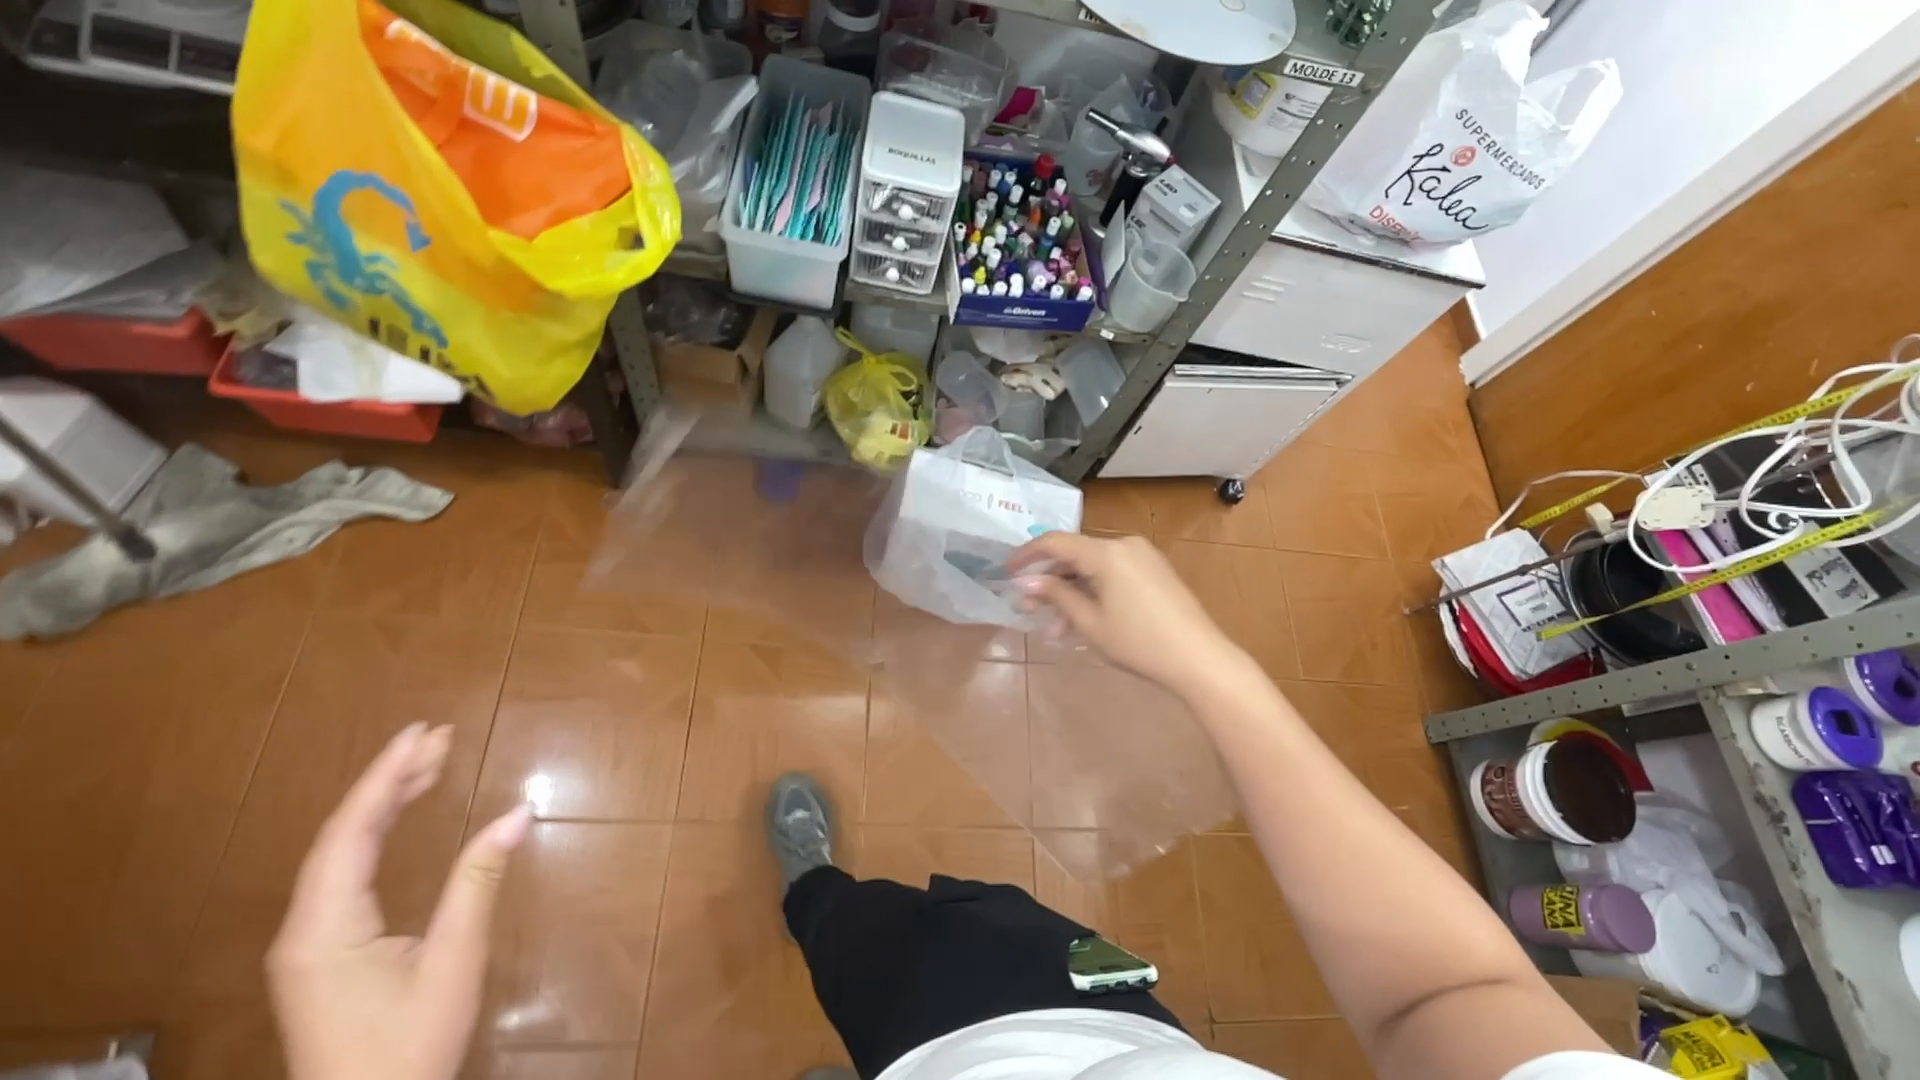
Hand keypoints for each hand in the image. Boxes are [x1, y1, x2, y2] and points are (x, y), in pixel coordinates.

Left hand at [267, 722, 530, 1079]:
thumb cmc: (409, 1045)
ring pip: (339, 854)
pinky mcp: (321, 953)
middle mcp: (305, 925)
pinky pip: (343, 876)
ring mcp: (308, 941)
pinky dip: (375, 837)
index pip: (351, 831)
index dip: (386, 776)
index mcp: (326, 926)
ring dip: (383, 805)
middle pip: (342, 835)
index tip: (423, 733)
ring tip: (429, 766)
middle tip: (438, 737)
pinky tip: (398, 822)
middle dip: (389, 781)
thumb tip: (518, 814)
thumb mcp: (453, 962)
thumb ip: (478, 882)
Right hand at [1009, 532, 1245, 697]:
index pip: (1055, 542)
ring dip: (1071, 594)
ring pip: (1093, 568)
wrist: (1199, 659)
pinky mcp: (1154, 572)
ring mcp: (1143, 557)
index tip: (1006, 573)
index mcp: (1106, 552)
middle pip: (1075, 555)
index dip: (1026, 556)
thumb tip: (1025, 583)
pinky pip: (1113, 575)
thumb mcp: (1090, 622)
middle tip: (1027, 611)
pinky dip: (1093, 593)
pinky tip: (1083, 622)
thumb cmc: (1139, 642)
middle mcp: (1125, 545)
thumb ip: (1056, 596)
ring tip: (1056, 631)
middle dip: (1049, 582)